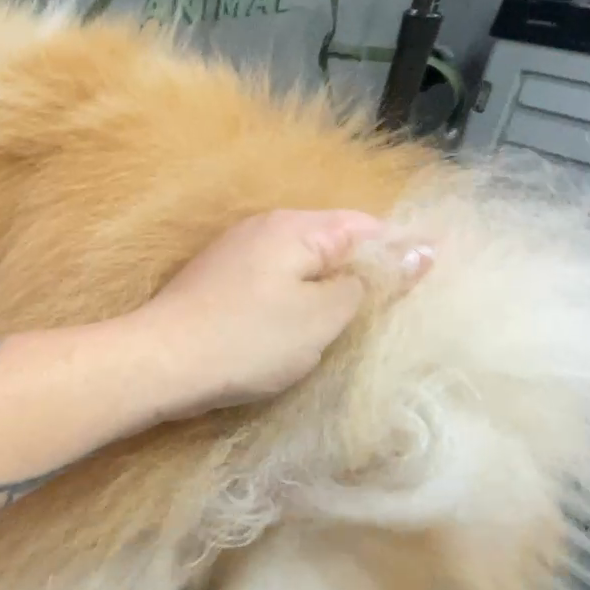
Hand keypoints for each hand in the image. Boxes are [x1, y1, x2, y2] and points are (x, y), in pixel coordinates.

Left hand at [125, 210, 431, 418]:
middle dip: (363, 274)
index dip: (402, 253)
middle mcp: (261, 229)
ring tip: (350, 328)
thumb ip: (370, 282)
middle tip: (392, 314)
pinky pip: (270, 285)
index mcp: (294, 227)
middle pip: (331, 243)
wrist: (158, 363)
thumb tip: (419, 250)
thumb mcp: (323, 315)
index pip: (367, 227)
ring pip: (299, 267)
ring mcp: (231, 256)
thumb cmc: (247, 339)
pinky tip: (298, 332)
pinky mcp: (213, 285)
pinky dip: (292, 304)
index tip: (432, 283)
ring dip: (326, 293)